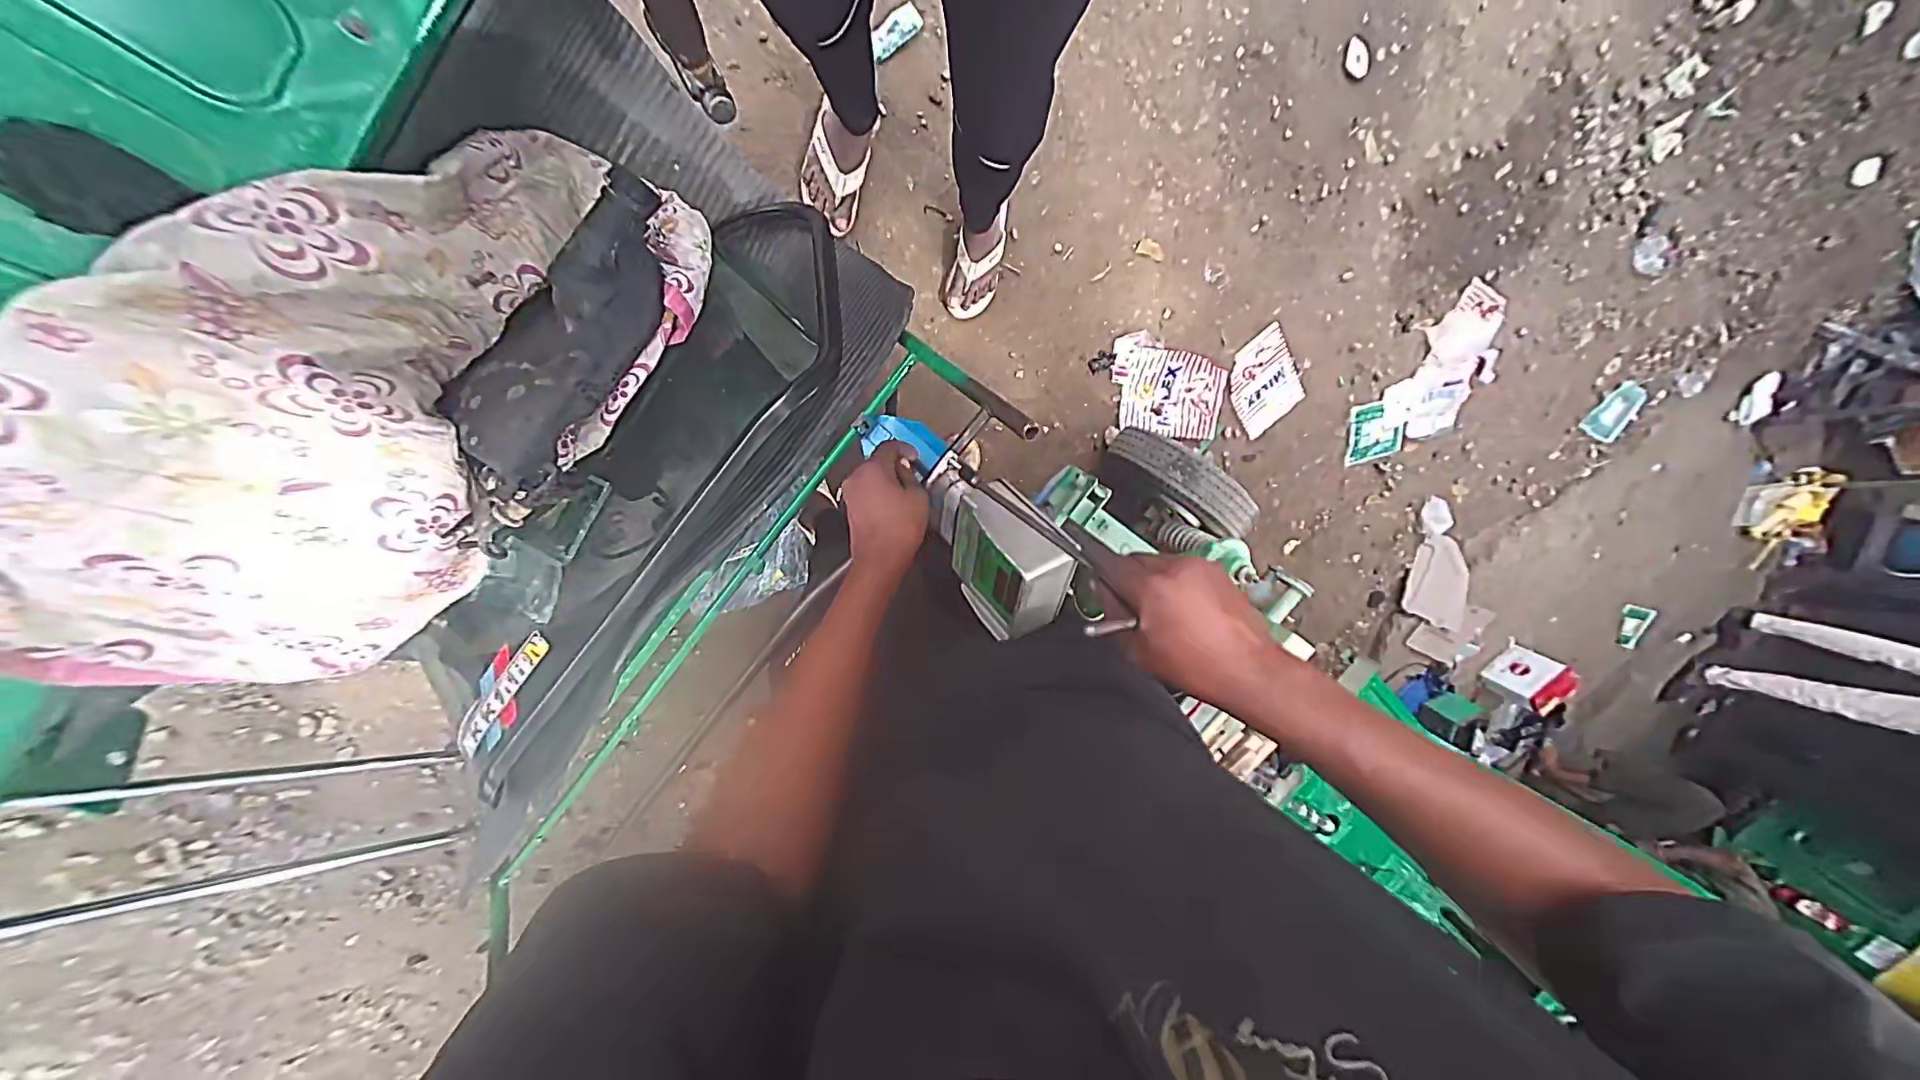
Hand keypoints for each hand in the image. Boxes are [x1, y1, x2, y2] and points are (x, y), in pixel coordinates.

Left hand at [839, 441, 927, 583]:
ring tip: (904, 491)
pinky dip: (878, 492)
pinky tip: (893, 504)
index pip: (889, 447)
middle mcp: (857, 477)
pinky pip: (866, 491)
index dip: (904, 448)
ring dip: (886, 479)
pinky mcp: (850, 508)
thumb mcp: (918, 496)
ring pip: (870, 476)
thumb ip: (911, 476)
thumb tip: (905, 471)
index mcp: (873, 469)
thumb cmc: (899, 530)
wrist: (880, 558)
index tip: (914, 455)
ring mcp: (851, 493)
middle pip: (877, 461)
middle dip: (895, 465)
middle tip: (912, 472)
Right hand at [1103, 555, 1291, 713]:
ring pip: (1160, 562)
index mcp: (1152, 586)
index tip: (1100, 581)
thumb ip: (1112, 614)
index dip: (1101, 576)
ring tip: (1162, 613)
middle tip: (1131, 607)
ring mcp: (1200, 567)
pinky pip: (1184, 569)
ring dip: (1153, 581)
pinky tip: (1183, 611)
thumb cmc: (1203, 666)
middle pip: (1135, 560)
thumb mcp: (1138, 650)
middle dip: (1128, 580)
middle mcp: (1177, 569)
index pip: (1111, 564)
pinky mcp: (1217, 572)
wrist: (1248, 669)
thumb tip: (1107, 595)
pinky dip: (1177, 584)